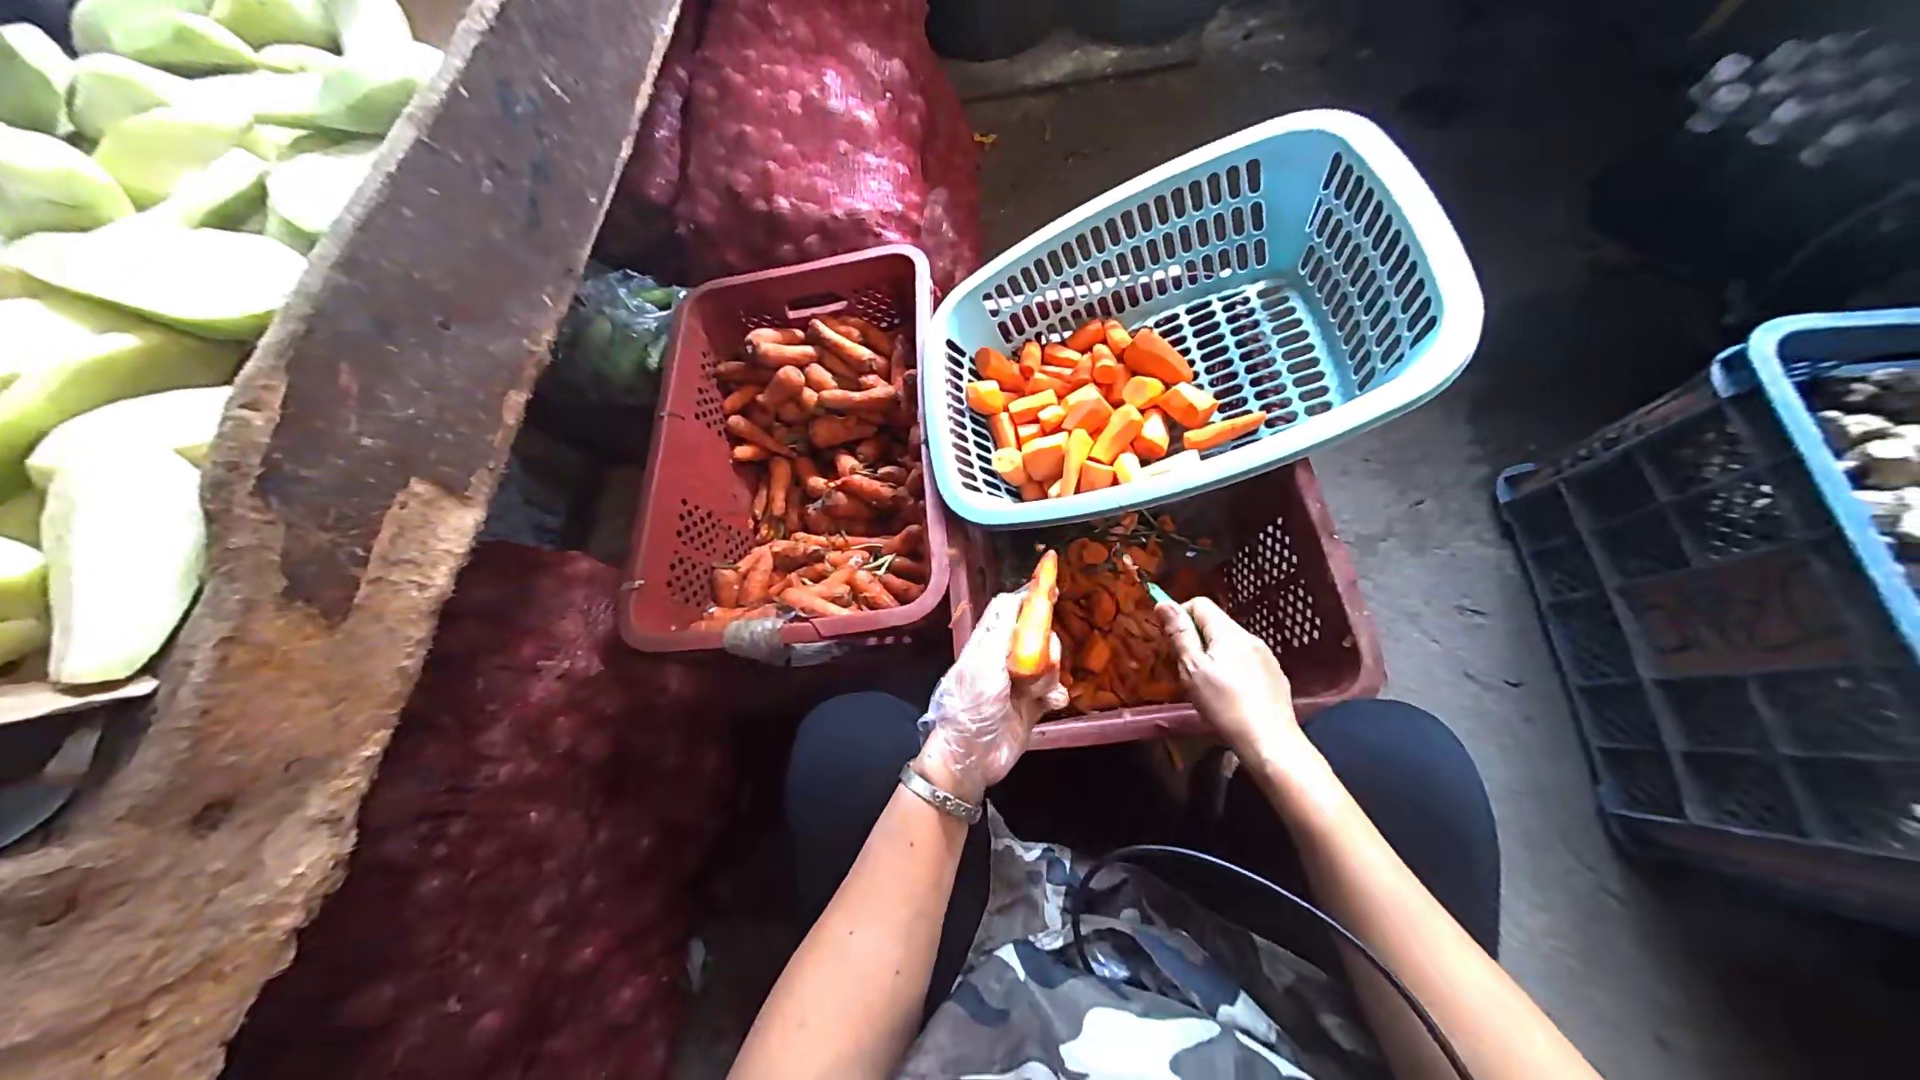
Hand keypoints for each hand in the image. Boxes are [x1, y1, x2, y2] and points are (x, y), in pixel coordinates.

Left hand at [918, 589, 1067, 802]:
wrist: (970, 759)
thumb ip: (1002, 629)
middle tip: (1040, 663)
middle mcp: (1004, 658)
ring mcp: (1020, 682)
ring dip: (1050, 674)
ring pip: (1050, 662)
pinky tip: (1050, 703)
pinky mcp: (1033, 705)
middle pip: (1038, 634)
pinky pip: (1055, 689)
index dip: (1031, 597)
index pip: (1011, 609)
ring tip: (1036, 691)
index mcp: (987, 642)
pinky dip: (1056, 694)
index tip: (1054, 588)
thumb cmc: (971, 707)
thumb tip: (1017, 595)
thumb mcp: (983, 663)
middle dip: (1046, 645)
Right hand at [1157, 597, 1303, 767]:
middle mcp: (1250, 637)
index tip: (1173, 643)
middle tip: (1187, 669)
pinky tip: (1230, 694)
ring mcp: (1266, 656)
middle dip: (1196, 639)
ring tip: (1207, 685)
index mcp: (1229, 633)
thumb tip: (1164, 603)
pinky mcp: (1274, 674)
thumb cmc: (1225, 706)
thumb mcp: (1193, 670)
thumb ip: (1180, 635)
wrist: (1270, 741)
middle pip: (1215, 623)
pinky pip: (1245, 660)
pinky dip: (1232, 667)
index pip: (1200, 603)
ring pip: (1230, 643)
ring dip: (1214, 654)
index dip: (1181, 616)